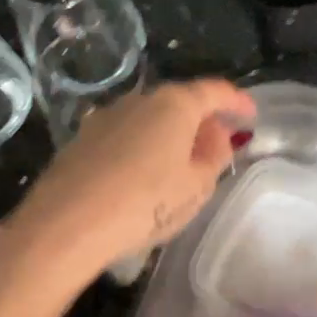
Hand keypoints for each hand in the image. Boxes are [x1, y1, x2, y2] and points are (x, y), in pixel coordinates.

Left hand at [10, 79, 253, 271]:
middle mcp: (138, 100)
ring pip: (149, 119)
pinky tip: (142, 177)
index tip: (250, 114)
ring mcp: (105, 118)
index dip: (237, 101)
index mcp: (174, 104)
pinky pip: (125, 137)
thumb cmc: (145, 203)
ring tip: (179, 166)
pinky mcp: (81, 140)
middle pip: (179, 102)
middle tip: (217, 147)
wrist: (66, 225)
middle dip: (201, 121)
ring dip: (169, 135)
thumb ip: (215, 156)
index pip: (214, 91)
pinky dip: (142, 148)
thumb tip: (217, 134)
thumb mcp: (197, 186)